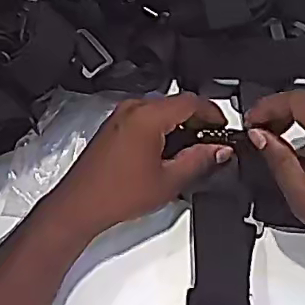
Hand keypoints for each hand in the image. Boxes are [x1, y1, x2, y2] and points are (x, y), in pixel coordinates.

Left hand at [39, 93, 232, 235]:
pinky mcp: (112, 127)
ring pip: (158, 110)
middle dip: (196, 118)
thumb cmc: (115, 193)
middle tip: (213, 139)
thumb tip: (218, 150)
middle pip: (174, 102)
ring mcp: (119, 117)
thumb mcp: (170, 180)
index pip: (190, 101)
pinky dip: (160, 128)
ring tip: (193, 148)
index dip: (213, 112)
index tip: (224, 126)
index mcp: (147, 116)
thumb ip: (200, 160)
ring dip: (178, 123)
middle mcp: (131, 110)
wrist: (81, 204)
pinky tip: (168, 151)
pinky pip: (143, 118)